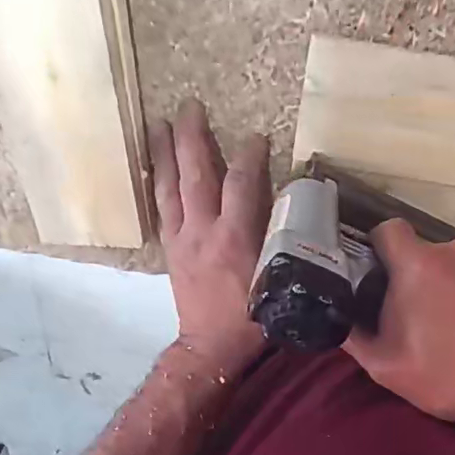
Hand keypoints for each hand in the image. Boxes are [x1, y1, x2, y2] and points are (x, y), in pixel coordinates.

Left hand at [148, 98, 270, 371]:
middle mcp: (203, 231)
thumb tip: (297, 215)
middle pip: (195, 174)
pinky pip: (161, 207)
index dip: (250, 157)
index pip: (242, 185)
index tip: (257, 136)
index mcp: (234, 239)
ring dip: (165, 152)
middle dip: (193, 137)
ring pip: (169, 186)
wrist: (209, 348)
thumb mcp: (279, 282)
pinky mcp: (170, 249)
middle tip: (190, 106)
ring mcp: (181, 239)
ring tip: (161, 124)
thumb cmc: (251, 320)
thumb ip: (285, 246)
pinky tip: (157, 168)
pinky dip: (159, 182)